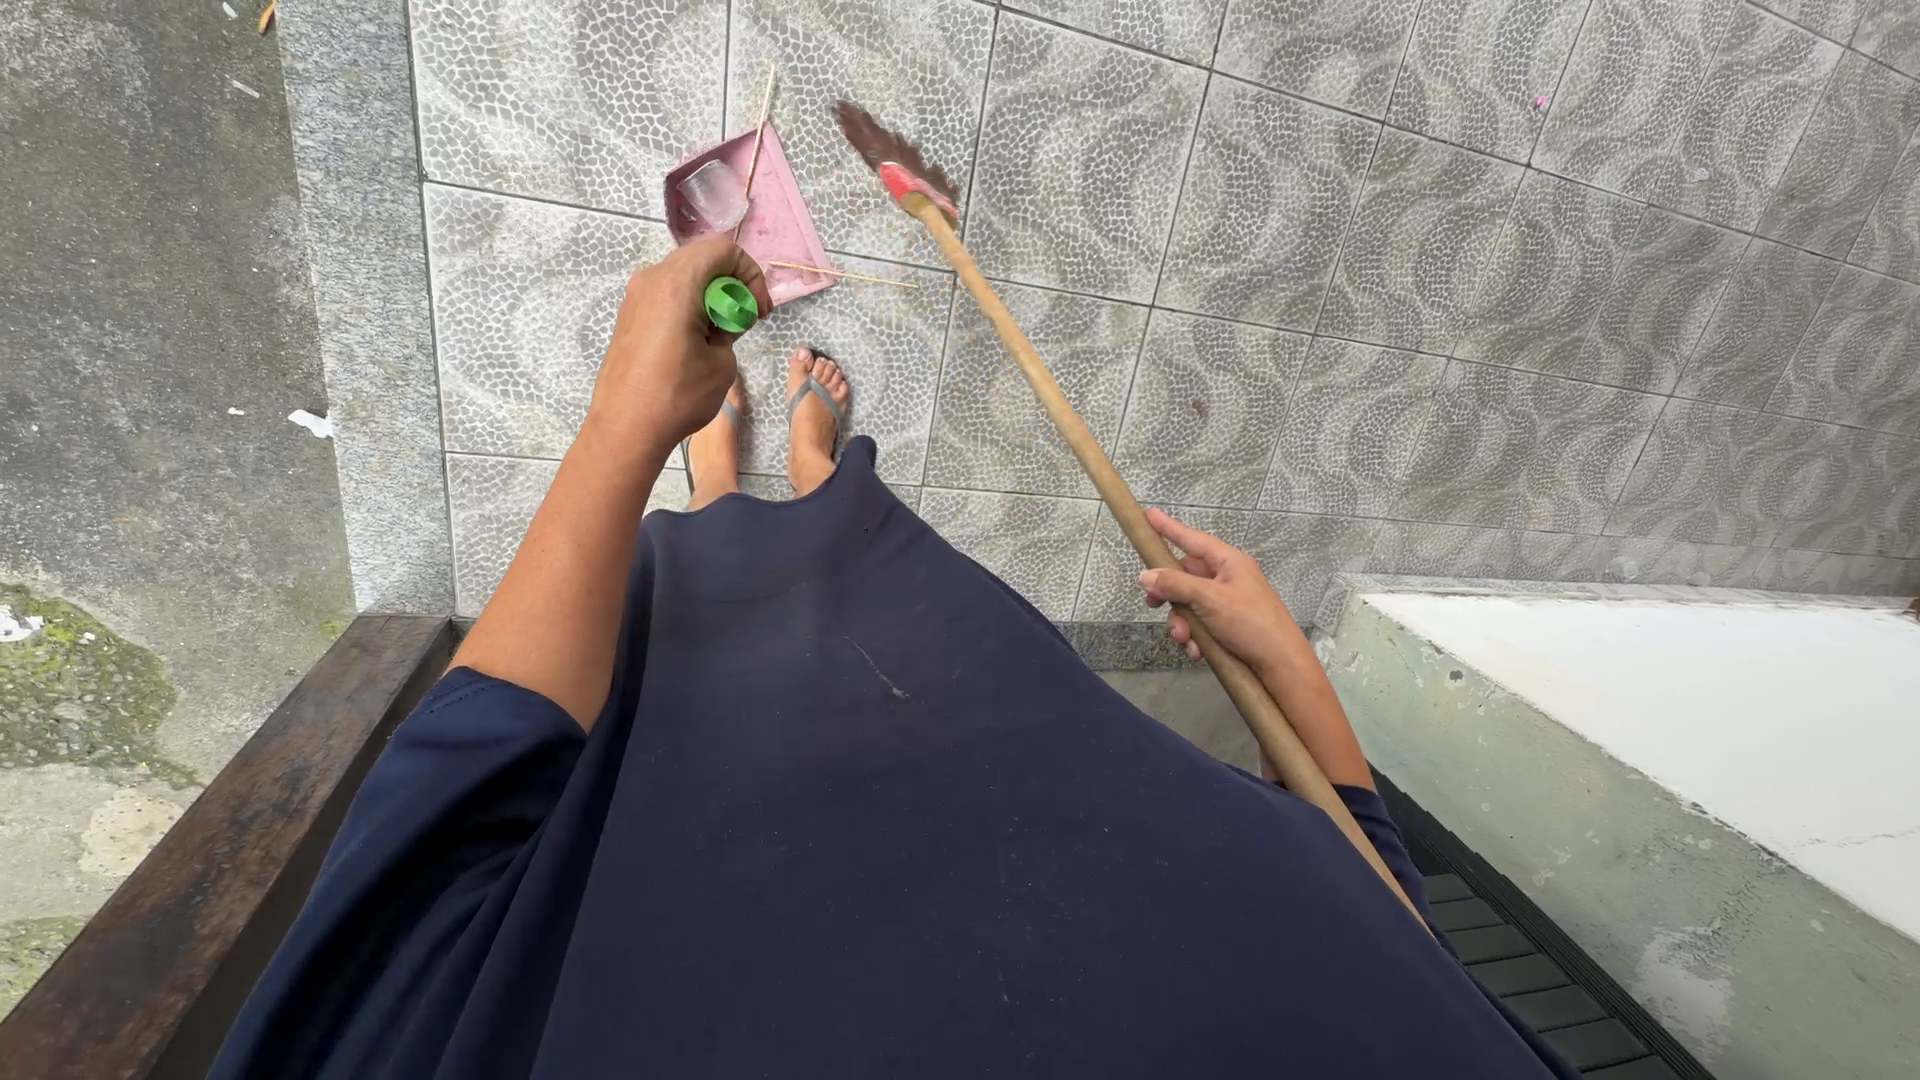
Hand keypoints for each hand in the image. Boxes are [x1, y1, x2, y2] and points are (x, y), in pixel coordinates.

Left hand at [584, 234, 770, 465]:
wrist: (627, 426)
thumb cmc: (679, 396)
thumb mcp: (723, 362)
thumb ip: (729, 328)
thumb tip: (722, 320)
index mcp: (677, 285)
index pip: (723, 250)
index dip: (751, 275)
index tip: (757, 311)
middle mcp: (652, 280)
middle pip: (704, 258)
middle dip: (733, 284)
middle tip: (746, 320)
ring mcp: (637, 296)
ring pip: (686, 276)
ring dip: (713, 295)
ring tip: (724, 333)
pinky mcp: (631, 315)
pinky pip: (669, 294)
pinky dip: (692, 305)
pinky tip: (700, 339)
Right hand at [1137, 508, 1305, 674]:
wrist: (1281, 664)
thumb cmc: (1249, 622)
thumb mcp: (1208, 599)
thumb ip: (1175, 584)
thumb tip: (1145, 575)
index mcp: (1228, 562)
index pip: (1191, 539)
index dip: (1168, 527)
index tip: (1148, 514)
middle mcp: (1227, 577)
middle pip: (1184, 576)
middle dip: (1168, 595)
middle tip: (1152, 604)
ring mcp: (1227, 602)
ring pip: (1188, 604)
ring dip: (1181, 622)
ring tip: (1184, 638)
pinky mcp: (1227, 625)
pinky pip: (1199, 624)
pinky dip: (1194, 636)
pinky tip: (1197, 650)